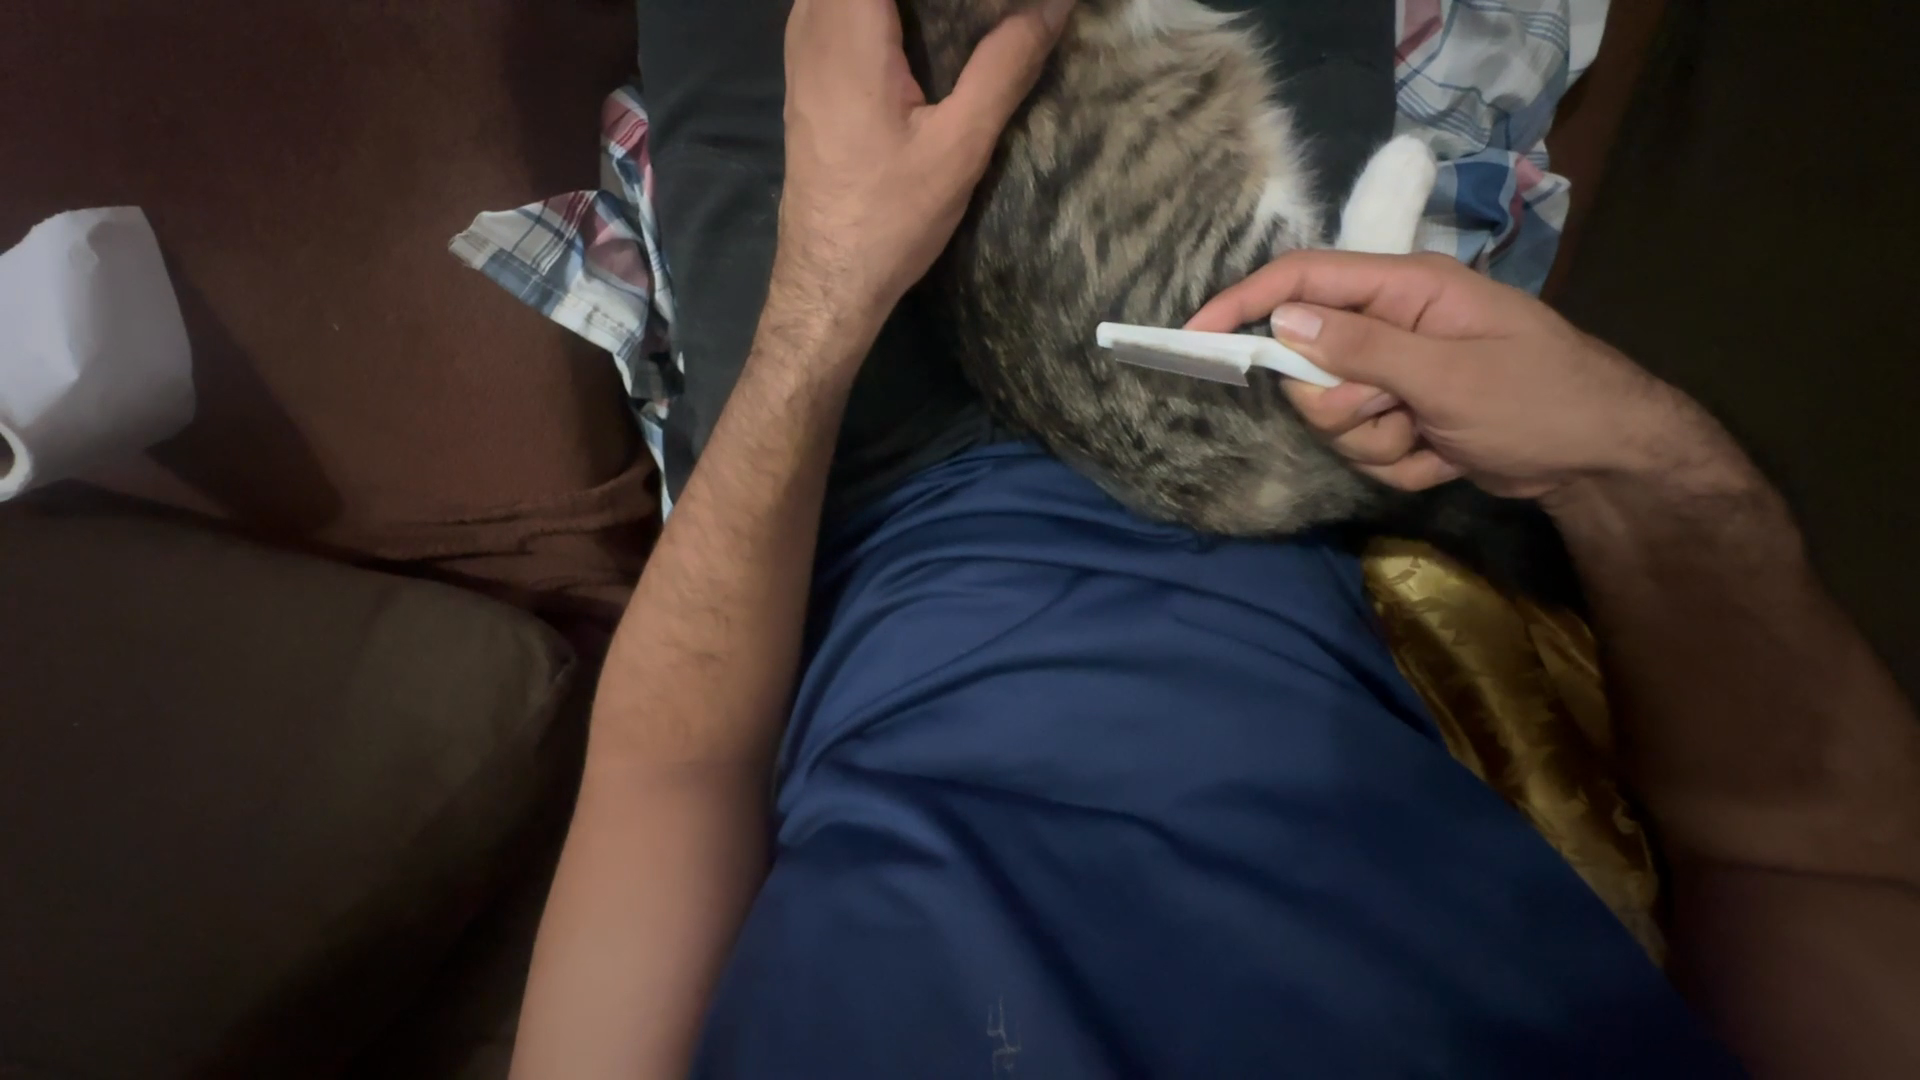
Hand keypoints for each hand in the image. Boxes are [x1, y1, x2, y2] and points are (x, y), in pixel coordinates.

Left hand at [774, 0, 1073, 337]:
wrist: (828, 279)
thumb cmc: (890, 219)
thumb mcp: (959, 147)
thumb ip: (1005, 67)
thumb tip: (1055, 5)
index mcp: (849, 29)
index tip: (986, 5)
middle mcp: (813, 24)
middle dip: (934, 0)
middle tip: (984, 11)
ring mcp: (801, 49)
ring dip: (907, 6)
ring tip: (961, 22)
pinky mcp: (805, 76)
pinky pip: (840, 10)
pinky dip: (883, 13)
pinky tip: (923, 41)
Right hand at [1187, 251, 1707, 500]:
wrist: (1599, 462)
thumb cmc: (1540, 399)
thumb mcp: (1449, 371)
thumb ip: (1362, 345)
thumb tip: (1283, 319)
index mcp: (1402, 292)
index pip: (1302, 282)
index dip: (1243, 302)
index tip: (1197, 334)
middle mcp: (1386, 329)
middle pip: (1306, 366)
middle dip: (1341, 404)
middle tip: (1394, 411)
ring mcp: (1389, 377)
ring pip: (1327, 416)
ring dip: (1375, 441)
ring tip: (1433, 436)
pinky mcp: (1394, 418)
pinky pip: (1358, 449)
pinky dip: (1397, 463)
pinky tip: (1443, 454)